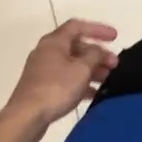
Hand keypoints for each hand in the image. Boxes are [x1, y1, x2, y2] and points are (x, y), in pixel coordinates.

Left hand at [3, 19, 118, 130]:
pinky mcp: (42, 87)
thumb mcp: (82, 69)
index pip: (78, 26)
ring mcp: (43, 70)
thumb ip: (95, 55)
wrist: (26, 116)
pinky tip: (94, 94)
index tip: (115, 37)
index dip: (98, 29)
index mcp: (54, 41)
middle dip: (97, 54)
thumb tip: (99, 50)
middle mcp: (47, 51)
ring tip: (108, 80)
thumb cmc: (56, 87)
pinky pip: (65, 79)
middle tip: (114, 64)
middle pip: (76, 46)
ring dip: (91, 69)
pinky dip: (80, 83)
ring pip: (72, 64)